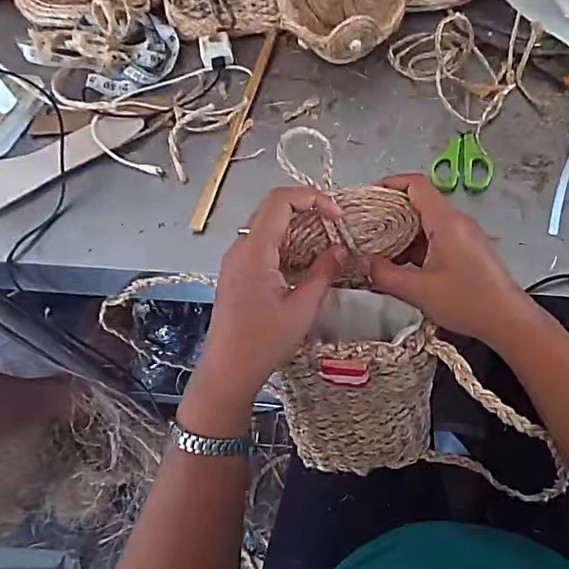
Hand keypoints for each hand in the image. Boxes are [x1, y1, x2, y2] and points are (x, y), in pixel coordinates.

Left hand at [196, 187, 346, 401]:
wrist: (227, 370)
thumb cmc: (263, 343)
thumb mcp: (302, 309)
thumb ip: (322, 274)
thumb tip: (341, 251)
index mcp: (254, 252)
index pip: (280, 202)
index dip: (312, 198)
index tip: (338, 215)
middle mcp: (240, 248)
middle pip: (272, 207)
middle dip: (307, 207)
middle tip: (335, 222)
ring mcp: (235, 260)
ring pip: (267, 224)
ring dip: (297, 224)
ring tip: (326, 238)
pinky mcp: (236, 272)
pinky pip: (261, 242)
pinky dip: (286, 240)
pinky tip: (305, 257)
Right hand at [366, 174, 537, 344]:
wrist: (509, 321)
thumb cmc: (469, 302)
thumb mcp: (419, 291)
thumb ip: (384, 275)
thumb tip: (361, 264)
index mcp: (446, 222)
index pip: (416, 184)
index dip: (389, 185)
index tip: (368, 199)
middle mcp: (457, 222)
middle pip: (419, 203)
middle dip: (390, 214)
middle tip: (366, 230)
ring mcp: (464, 235)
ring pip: (426, 223)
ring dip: (402, 234)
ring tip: (379, 253)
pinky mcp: (467, 250)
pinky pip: (436, 238)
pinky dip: (416, 247)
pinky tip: (402, 266)